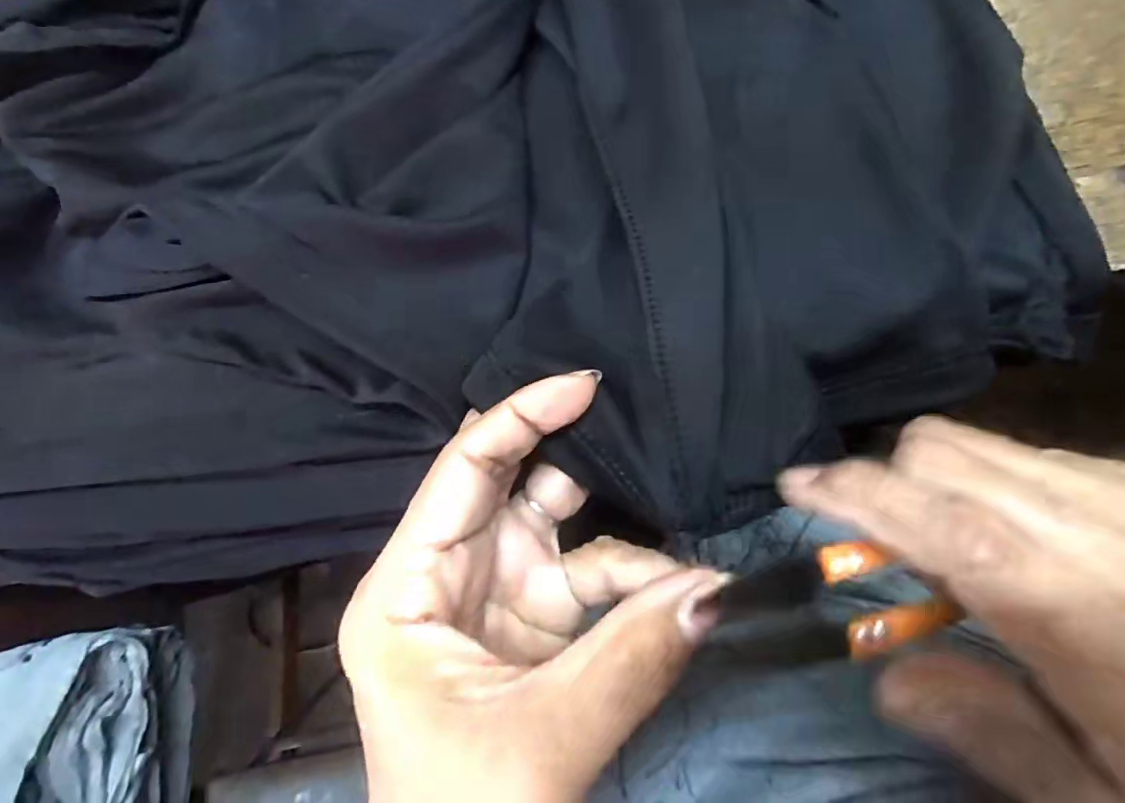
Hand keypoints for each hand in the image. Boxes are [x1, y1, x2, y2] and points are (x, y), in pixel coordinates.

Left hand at [339, 371, 729, 802]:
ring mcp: (499, 592)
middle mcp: (449, 572)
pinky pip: (597, 573)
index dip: (522, 414)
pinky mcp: (540, 618)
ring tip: (676, 530)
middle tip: (629, 410)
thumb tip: (715, 589)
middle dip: (571, 446)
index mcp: (409, 586)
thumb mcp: (542, 740)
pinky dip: (641, 580)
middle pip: (511, 479)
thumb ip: (632, 657)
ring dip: (625, 528)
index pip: (464, 469)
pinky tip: (681, 596)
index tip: (586, 384)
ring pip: (564, 523)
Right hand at [778, 416, 1124, 802]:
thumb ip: (978, 723)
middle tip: (868, 543)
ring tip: (929, 539)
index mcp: (1097, 624)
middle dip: (885, 484)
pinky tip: (996, 534)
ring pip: (972, 440)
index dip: (863, 497)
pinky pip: (1013, 450)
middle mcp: (1110, 533)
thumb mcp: (1082, 800)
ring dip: (925, 477)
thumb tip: (881, 669)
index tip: (797, 483)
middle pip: (948, 457)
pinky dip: (974, 478)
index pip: (952, 529)